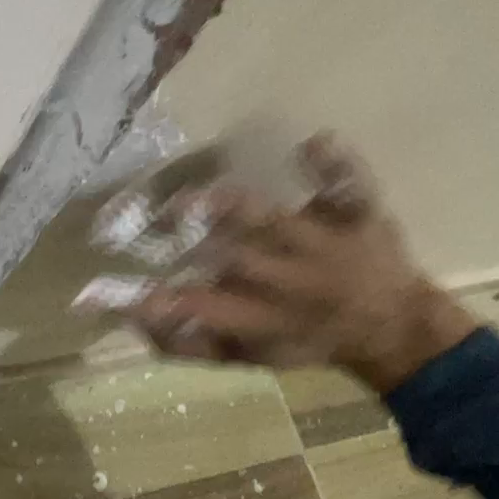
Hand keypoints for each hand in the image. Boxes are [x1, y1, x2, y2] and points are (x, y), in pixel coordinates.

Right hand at [76, 132, 477, 393]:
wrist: (394, 328)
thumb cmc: (307, 342)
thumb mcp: (249, 357)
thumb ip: (191, 345)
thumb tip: (134, 324)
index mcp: (262, 314)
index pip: (198, 307)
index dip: (154, 302)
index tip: (103, 293)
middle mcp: (289, 277)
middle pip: (235, 257)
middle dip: (190, 241)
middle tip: (141, 220)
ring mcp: (326, 243)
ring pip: (279, 222)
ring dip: (239, 207)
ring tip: (199, 196)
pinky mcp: (361, 214)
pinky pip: (350, 186)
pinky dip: (334, 165)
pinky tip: (313, 141)